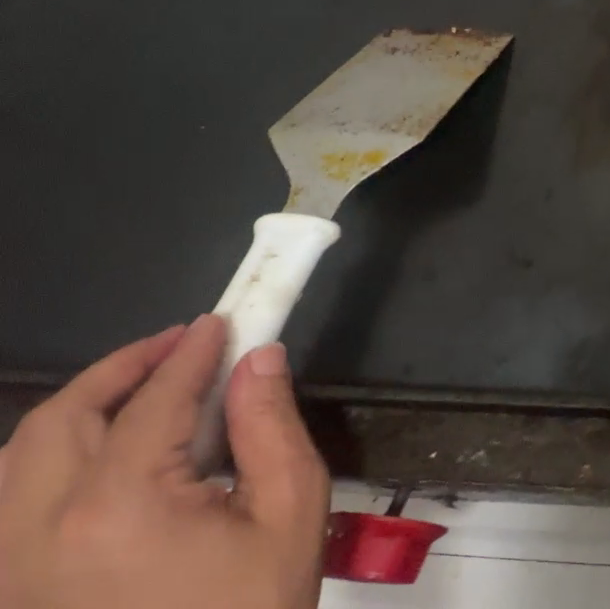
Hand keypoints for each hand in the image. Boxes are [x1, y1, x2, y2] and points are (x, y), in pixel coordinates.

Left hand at [0, 315, 329, 608]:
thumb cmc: (256, 600)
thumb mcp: (290, 506)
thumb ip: (271, 425)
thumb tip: (259, 357)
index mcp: (117, 507)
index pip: (150, 403)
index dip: (189, 353)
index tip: (223, 320)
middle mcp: (35, 531)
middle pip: (57, 421)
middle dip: (120, 368)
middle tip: (180, 342)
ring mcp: (7, 566)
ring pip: (17, 458)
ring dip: (79, 407)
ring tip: (143, 386)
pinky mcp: (8, 586)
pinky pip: (10, 499)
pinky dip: (52, 454)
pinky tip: (106, 448)